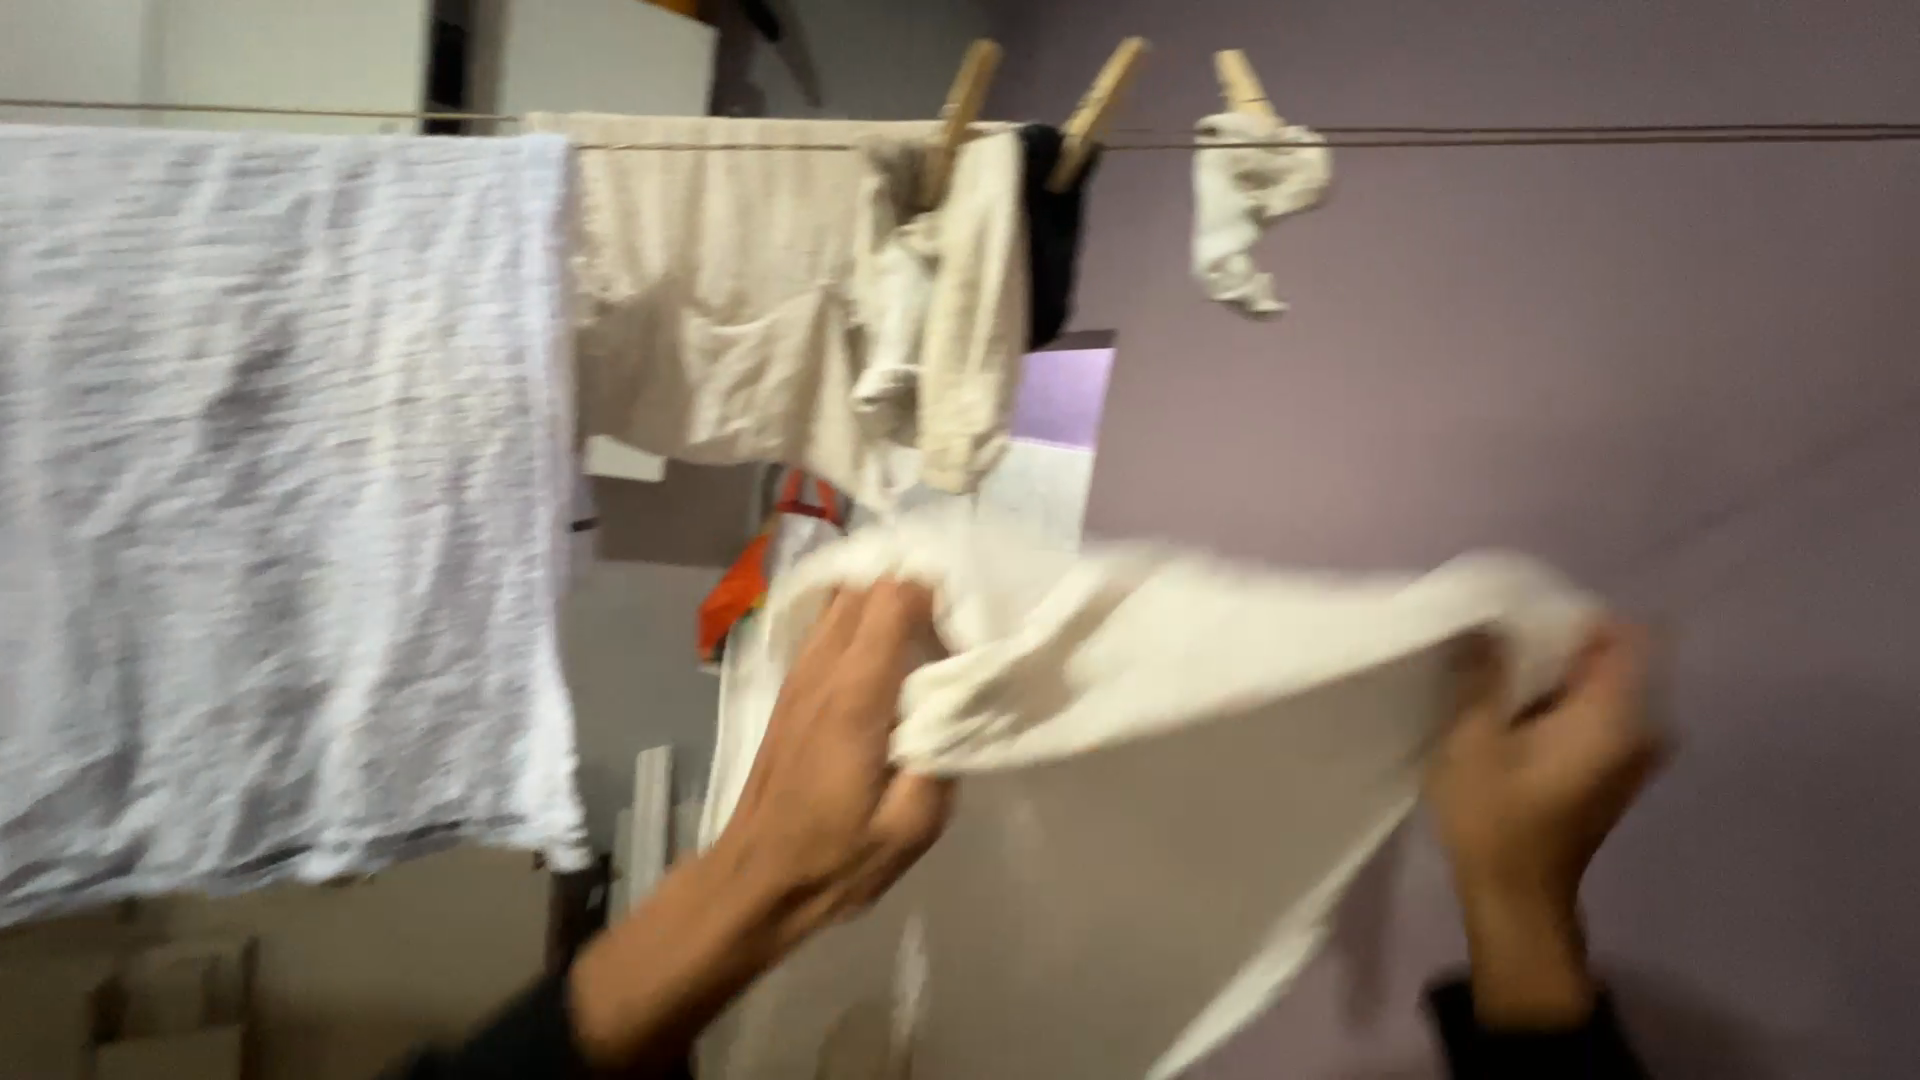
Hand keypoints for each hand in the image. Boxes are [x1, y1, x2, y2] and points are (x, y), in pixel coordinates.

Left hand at [568, 581, 949, 1069]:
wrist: (757, 877)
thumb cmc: (835, 856)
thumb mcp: (911, 826)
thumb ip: (943, 755)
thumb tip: (960, 702)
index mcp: (856, 696)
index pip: (893, 600)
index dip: (935, 595)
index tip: (964, 624)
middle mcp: (823, 669)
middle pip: (866, 586)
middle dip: (912, 588)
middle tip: (950, 621)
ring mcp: (800, 673)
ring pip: (843, 599)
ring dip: (884, 599)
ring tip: (922, 630)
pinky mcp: (792, 685)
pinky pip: (828, 624)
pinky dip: (860, 617)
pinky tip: (885, 650)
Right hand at [1426, 621, 1666, 1024]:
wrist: (1516, 894)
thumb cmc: (1493, 814)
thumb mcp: (1473, 737)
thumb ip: (1485, 676)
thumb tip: (1488, 625)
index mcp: (1613, 717)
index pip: (1624, 635)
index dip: (1573, 615)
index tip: (1517, 612)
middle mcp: (1637, 729)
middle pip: (1607, 658)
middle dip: (1550, 640)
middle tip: (1488, 636)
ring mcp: (1626, 752)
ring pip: (1593, 685)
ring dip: (1545, 670)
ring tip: (1487, 666)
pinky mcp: (1605, 768)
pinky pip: (1587, 711)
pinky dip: (1550, 698)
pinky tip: (1503, 706)